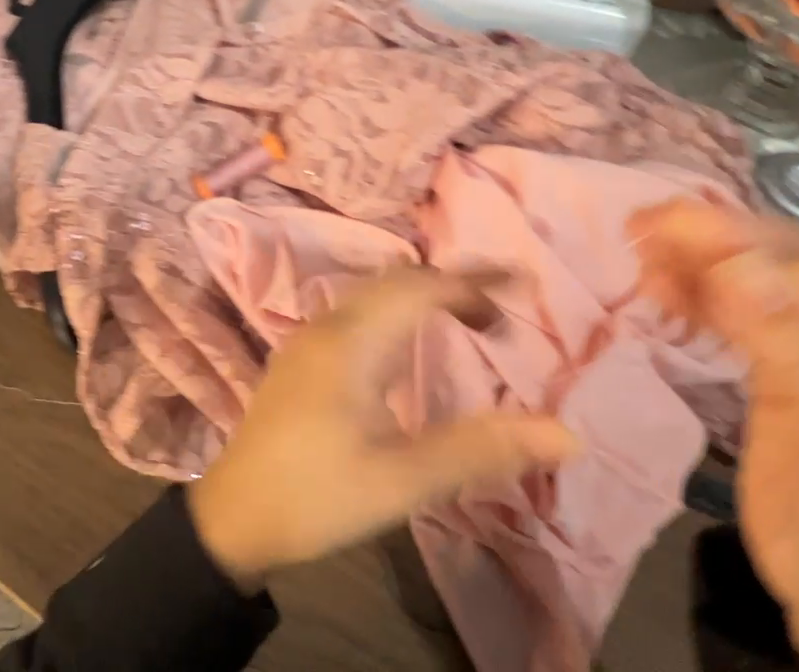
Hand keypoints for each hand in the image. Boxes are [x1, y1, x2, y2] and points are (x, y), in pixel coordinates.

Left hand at [187, 268, 577, 588]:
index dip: (472, 282)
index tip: (521, 289)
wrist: (231, 516)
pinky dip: (395, 318)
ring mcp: (307, 343)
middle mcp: (326, 328)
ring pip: (371, 298)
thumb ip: (481, 451)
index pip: (419, 286)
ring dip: (420, 299)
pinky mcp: (300, 363)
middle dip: (450, 284)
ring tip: (470, 323)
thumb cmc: (316, 494)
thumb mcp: (402, 480)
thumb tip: (566, 435)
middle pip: (394, 283)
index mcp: (350, 342)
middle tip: (502, 309)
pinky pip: (355, 319)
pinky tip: (411, 353)